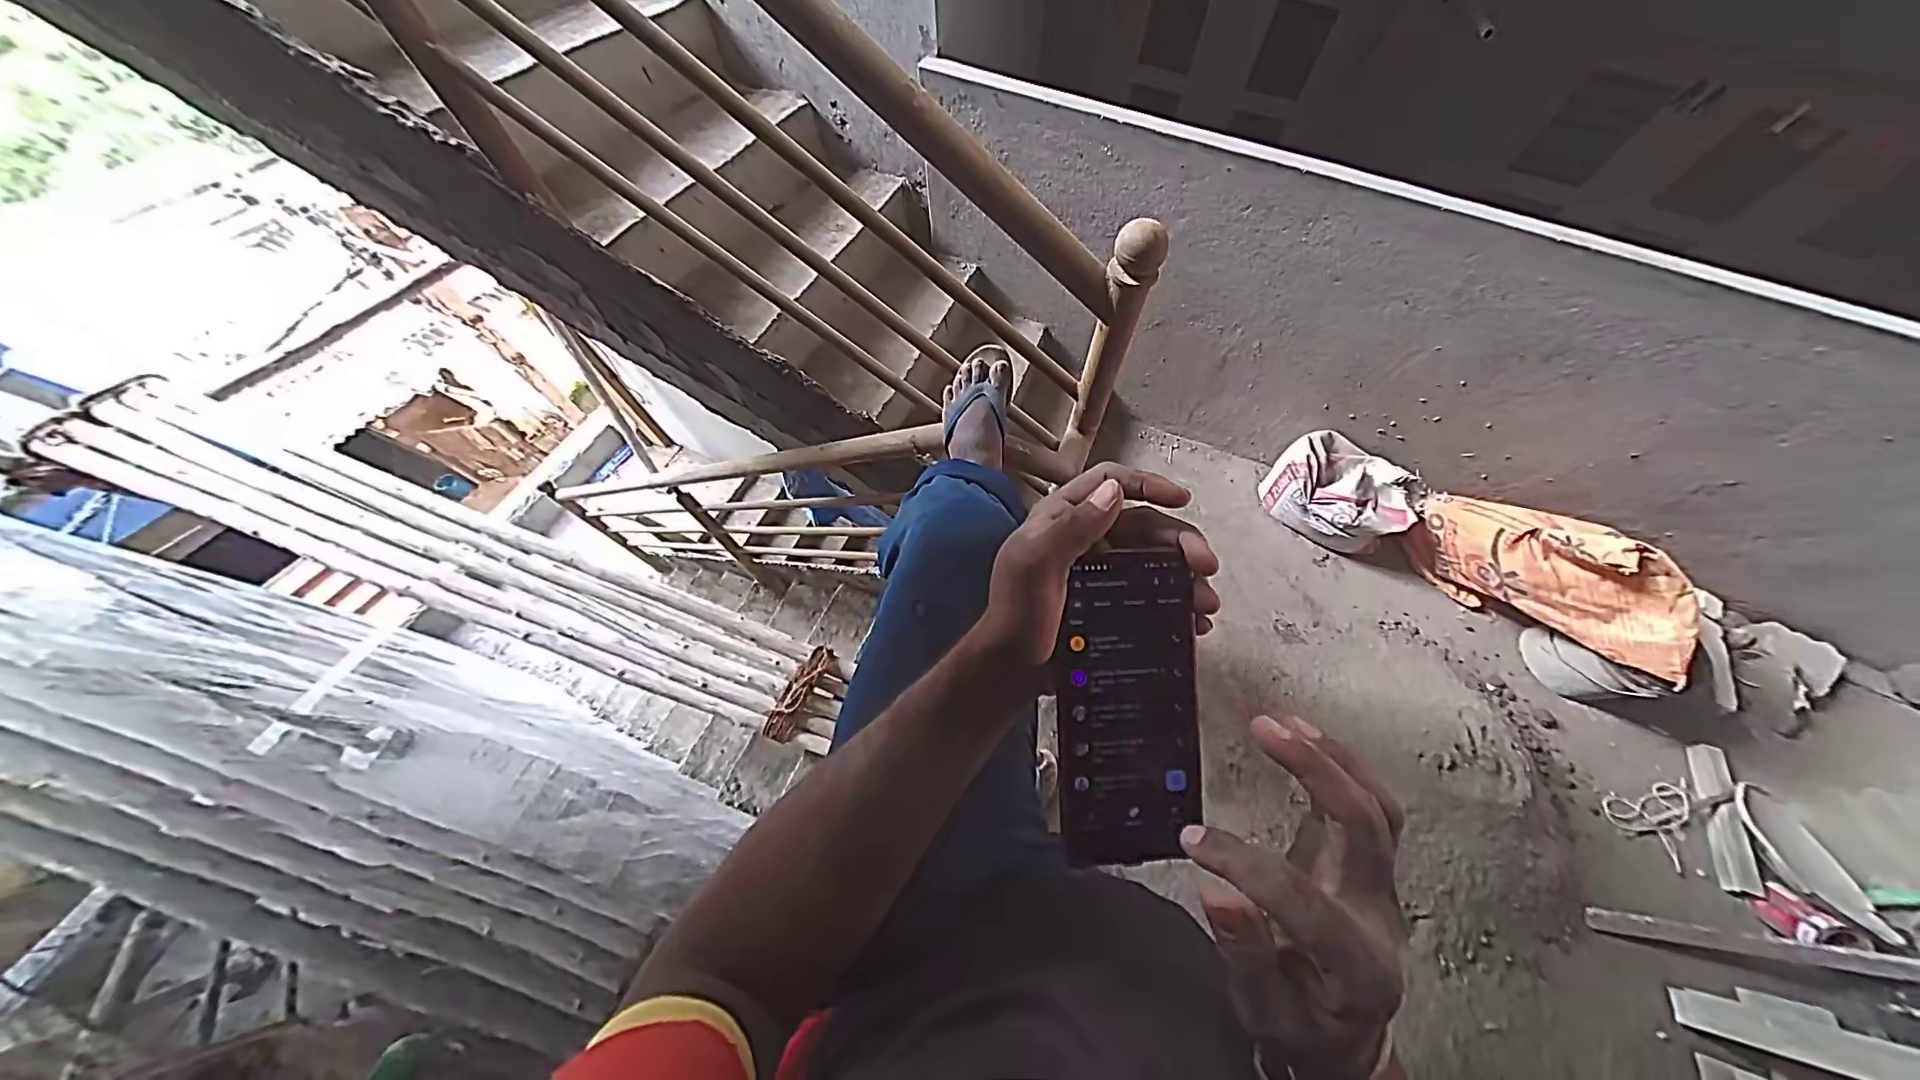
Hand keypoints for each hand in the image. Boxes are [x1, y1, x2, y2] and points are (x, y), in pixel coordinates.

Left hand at [977, 463, 1221, 665]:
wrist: (1013, 669)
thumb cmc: (1017, 613)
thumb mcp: (1035, 563)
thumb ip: (1070, 527)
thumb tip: (1114, 491)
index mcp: (1062, 519)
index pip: (1107, 483)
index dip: (1146, 484)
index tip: (1180, 499)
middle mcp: (1085, 538)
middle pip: (1144, 525)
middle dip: (1180, 541)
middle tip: (1206, 566)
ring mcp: (1100, 570)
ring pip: (1153, 560)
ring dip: (1186, 576)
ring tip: (1205, 603)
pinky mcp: (1111, 601)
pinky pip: (1151, 592)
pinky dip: (1175, 602)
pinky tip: (1193, 621)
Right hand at [1181, 716, 1406, 1079]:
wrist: (1344, 1030)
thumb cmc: (1300, 1020)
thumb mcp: (1262, 1007)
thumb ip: (1243, 950)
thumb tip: (1215, 888)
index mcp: (1356, 963)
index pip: (1302, 900)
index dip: (1243, 865)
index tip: (1192, 840)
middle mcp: (1378, 914)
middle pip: (1366, 829)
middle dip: (1315, 771)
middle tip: (1264, 728)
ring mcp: (1381, 886)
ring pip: (1380, 809)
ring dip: (1334, 758)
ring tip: (1286, 722)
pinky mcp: (1372, 865)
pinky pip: (1374, 806)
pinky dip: (1342, 765)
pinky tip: (1305, 737)